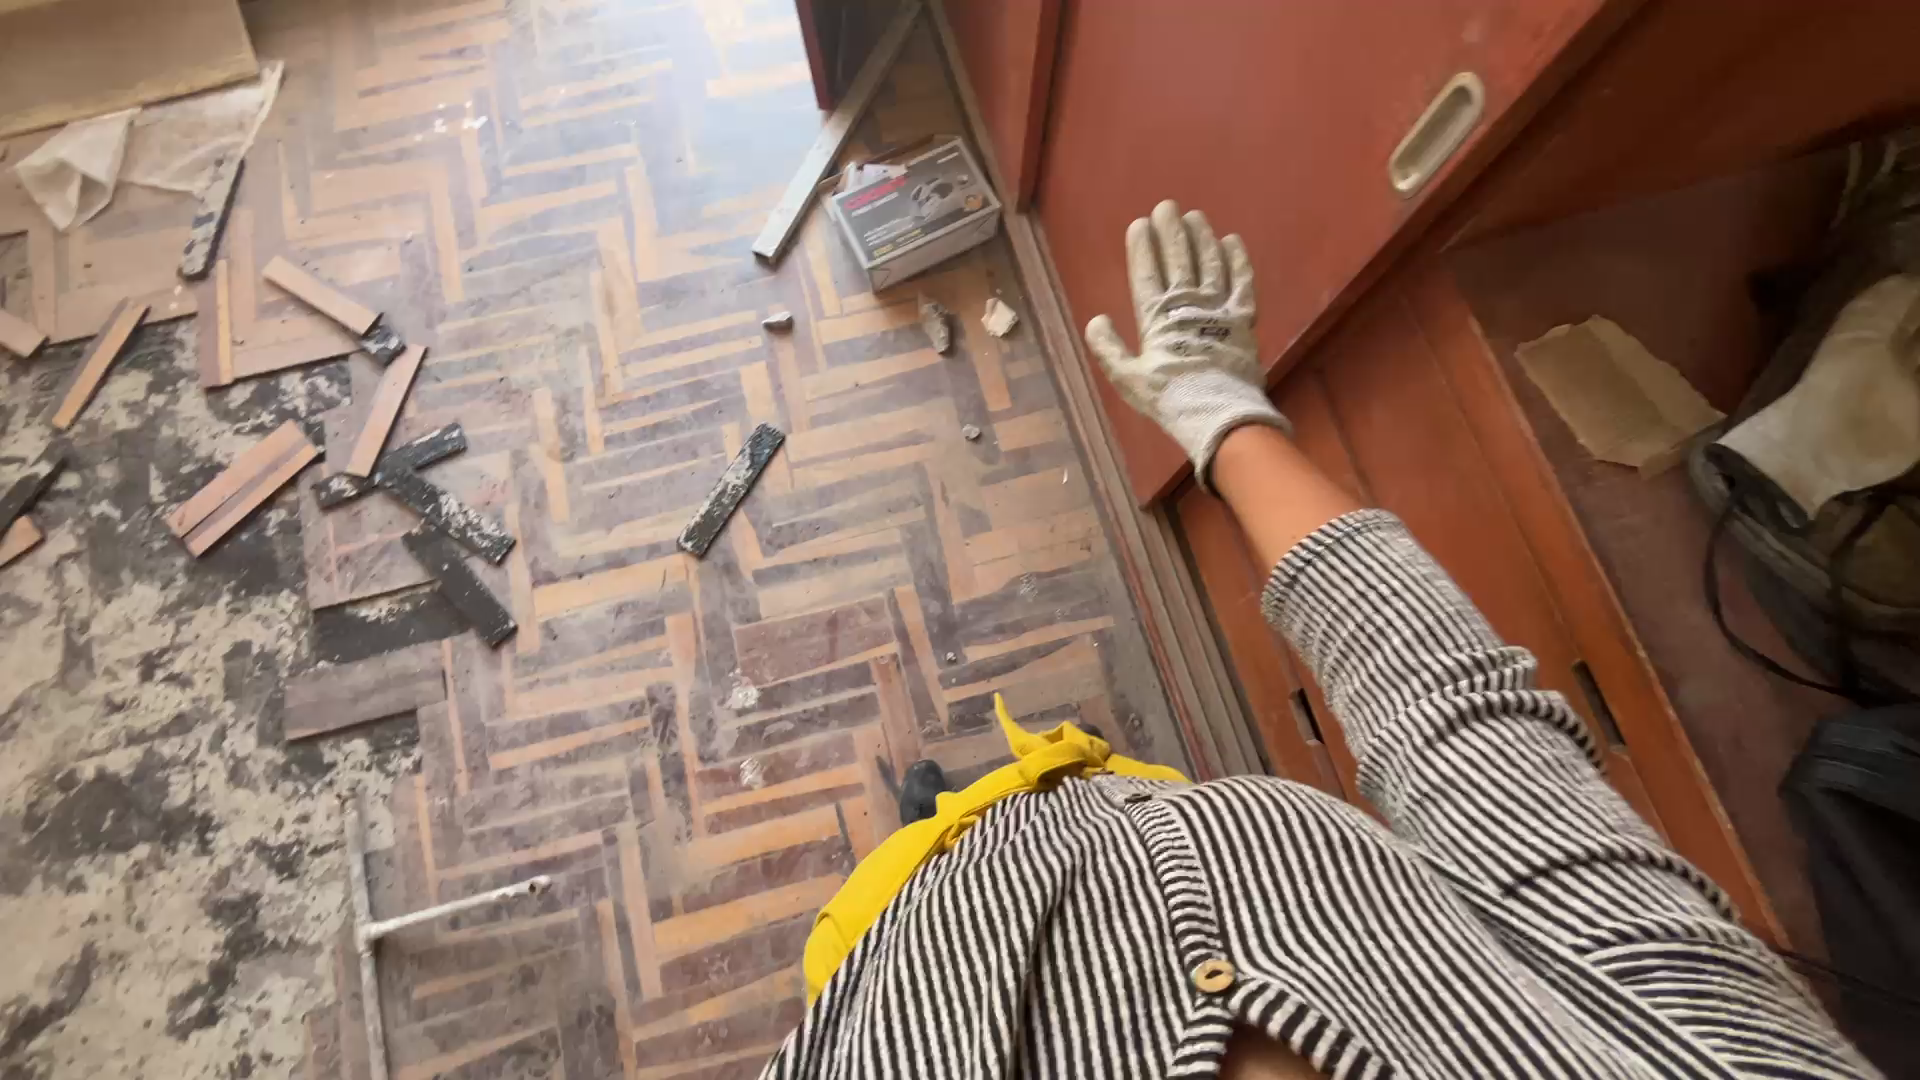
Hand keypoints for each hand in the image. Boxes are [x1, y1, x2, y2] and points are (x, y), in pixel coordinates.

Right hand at [1084, 200, 1290, 491]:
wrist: (1216, 413)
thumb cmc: (1168, 399)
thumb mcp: (1128, 379)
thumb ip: (1109, 348)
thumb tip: (1096, 320)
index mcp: (1156, 319)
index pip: (1146, 274)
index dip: (1143, 248)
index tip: (1140, 224)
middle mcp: (1187, 304)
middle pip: (1178, 260)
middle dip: (1171, 231)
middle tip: (1167, 207)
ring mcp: (1218, 308)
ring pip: (1209, 263)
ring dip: (1201, 238)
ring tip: (1194, 217)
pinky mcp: (1243, 318)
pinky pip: (1241, 281)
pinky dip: (1237, 260)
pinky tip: (1231, 241)